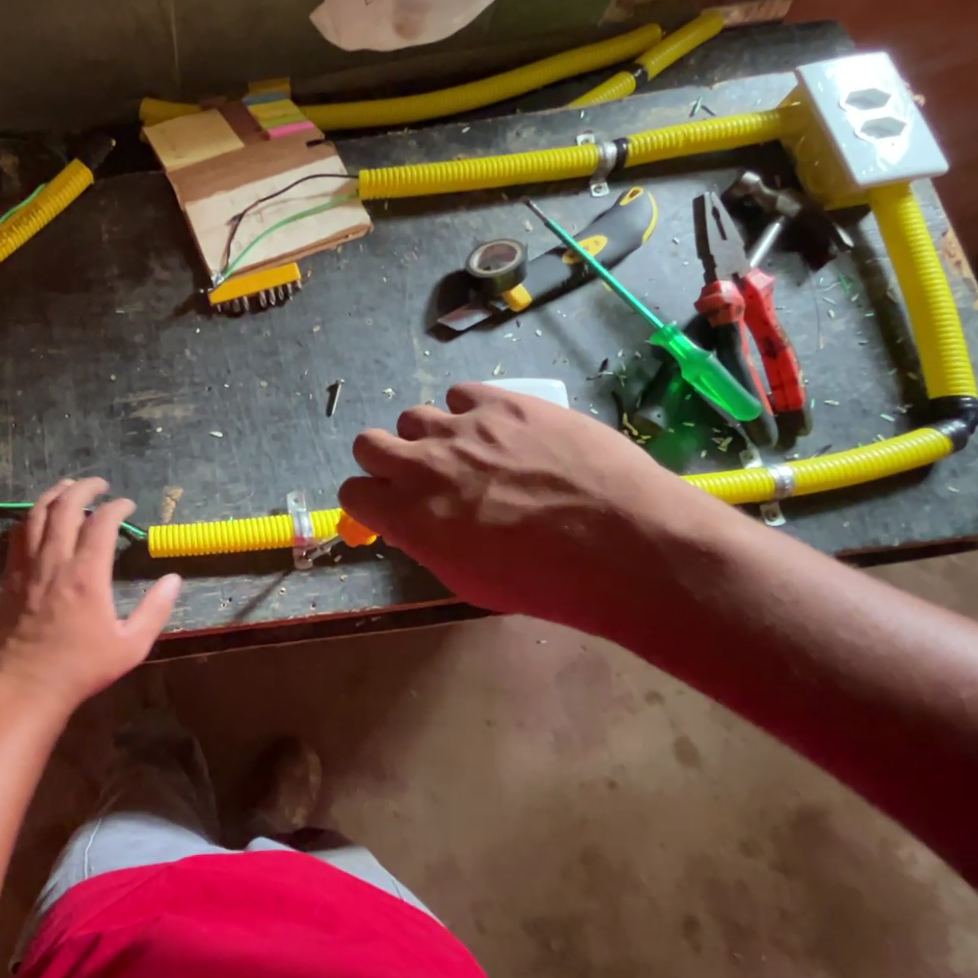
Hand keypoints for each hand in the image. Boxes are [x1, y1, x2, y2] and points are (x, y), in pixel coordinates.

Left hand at [0, 478, 181, 714]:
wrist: (27, 686)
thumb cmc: (81, 668)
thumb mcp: (130, 646)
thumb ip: (155, 610)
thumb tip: (173, 579)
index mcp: (86, 575)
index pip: (101, 523)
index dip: (117, 507)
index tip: (127, 504)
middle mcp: (55, 561)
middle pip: (65, 507)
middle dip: (84, 488)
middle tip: (98, 484)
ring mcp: (27, 567)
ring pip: (36, 514)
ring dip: (54, 494)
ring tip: (68, 487)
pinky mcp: (10, 577)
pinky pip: (16, 535)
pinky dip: (30, 518)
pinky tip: (38, 518)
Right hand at [337, 382, 729, 631]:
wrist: (625, 543)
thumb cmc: (546, 582)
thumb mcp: (467, 580)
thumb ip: (427, 542)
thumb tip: (416, 522)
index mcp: (407, 517)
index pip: (352, 492)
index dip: (369, 499)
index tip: (389, 506)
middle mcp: (421, 466)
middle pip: (368, 443)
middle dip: (386, 459)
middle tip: (421, 475)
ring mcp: (461, 429)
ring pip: (414, 417)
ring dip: (430, 435)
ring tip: (470, 452)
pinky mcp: (502, 402)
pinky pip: (461, 395)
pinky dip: (470, 412)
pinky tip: (501, 432)